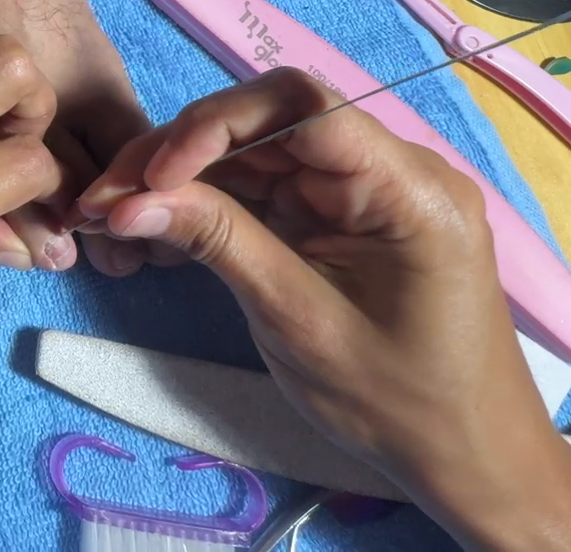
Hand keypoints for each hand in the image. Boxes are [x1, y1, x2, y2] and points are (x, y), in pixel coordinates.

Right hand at [73, 71, 570, 549]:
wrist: (465, 461)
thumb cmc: (398, 402)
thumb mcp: (296, 319)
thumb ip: (216, 241)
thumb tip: (124, 201)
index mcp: (406, 187)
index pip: (302, 107)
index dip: (216, 124)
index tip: (152, 175)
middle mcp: (380, 167)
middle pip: (257, 123)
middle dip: (174, 154)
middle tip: (105, 198)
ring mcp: (348, 185)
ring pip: (239, 151)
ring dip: (171, 178)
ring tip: (111, 213)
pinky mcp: (323, 207)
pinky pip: (247, 185)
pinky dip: (193, 202)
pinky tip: (149, 225)